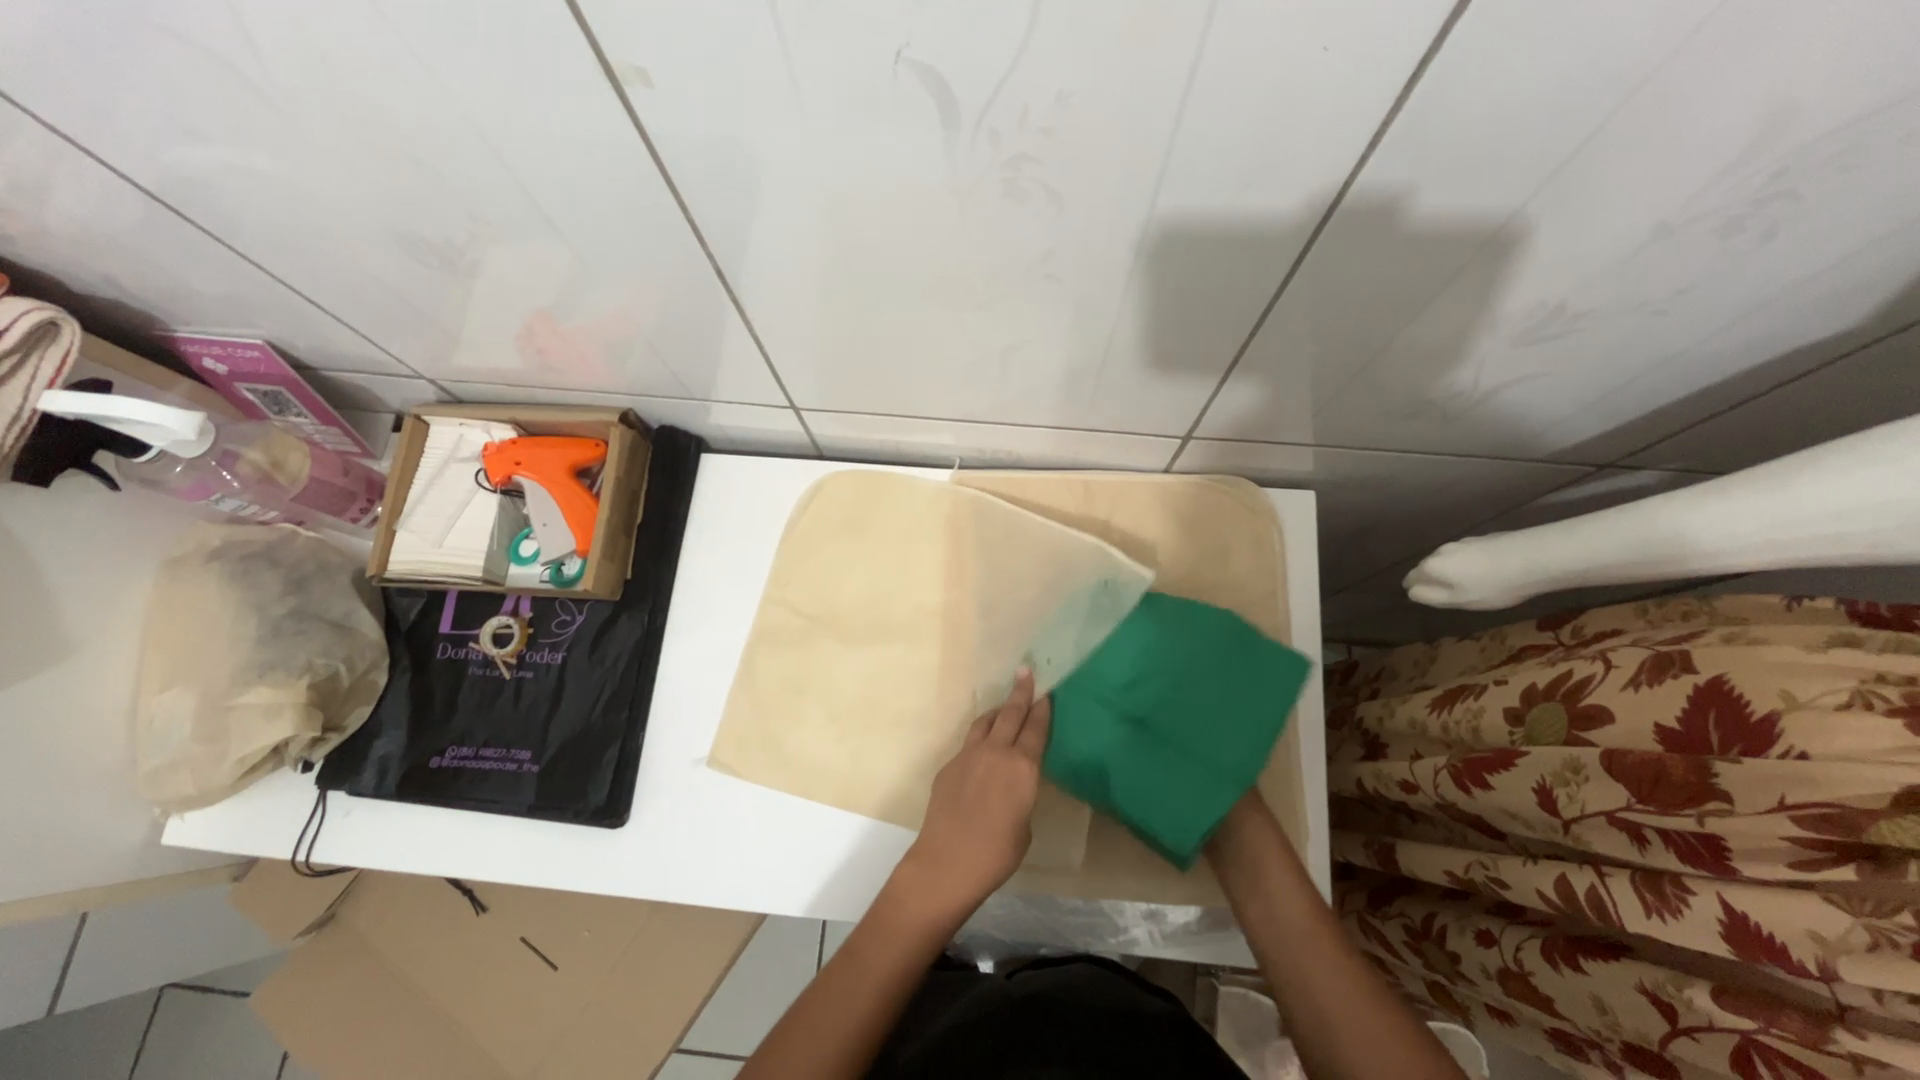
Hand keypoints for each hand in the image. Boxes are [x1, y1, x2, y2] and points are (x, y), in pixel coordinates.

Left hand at [895, 669, 1051, 914]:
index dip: (1042, 710)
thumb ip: (1022, 795)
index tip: (1046, 692)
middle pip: (1010, 715)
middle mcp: (995, 753)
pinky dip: (980, 738)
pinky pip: (969, 744)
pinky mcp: (948, 767)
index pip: (1035, 730)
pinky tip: (982, 749)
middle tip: (1025, 672)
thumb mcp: (1024, 824)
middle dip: (1020, 693)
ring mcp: (968, 757)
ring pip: (985, 723)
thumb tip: (1012, 786)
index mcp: (1022, 768)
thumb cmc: (997, 853)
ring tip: (1003, 706)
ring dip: (997, 711)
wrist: (947, 862)